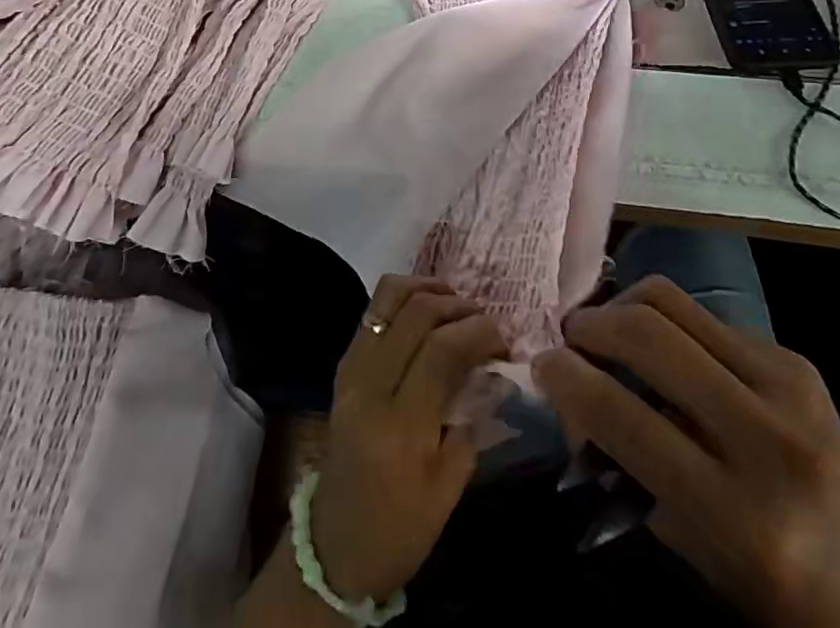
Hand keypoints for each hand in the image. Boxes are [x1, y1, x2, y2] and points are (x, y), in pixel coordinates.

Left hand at [310, 275, 507, 600]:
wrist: (333, 548)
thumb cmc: (400, 528)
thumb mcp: (450, 487)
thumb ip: (471, 420)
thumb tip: (490, 372)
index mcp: (400, 425)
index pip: (442, 348)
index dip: (480, 331)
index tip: (505, 341)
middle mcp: (369, 387)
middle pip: (416, 313)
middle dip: (460, 306)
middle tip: (486, 322)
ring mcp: (350, 373)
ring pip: (386, 300)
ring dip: (427, 290)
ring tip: (457, 303)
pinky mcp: (342, 369)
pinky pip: (371, 314)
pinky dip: (403, 301)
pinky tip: (428, 313)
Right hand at [533, 276, 839, 627]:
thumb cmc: (778, 585)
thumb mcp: (696, 555)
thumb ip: (632, 476)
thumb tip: (577, 403)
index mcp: (741, 514)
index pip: (627, 418)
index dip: (568, 379)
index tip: (540, 363)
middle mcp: (768, 438)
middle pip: (651, 334)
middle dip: (591, 324)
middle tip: (568, 337)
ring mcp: (789, 386)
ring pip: (674, 302)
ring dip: (623, 307)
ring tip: (602, 330)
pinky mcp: (795, 359)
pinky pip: (704, 317)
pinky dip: (664, 322)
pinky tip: (657, 350)